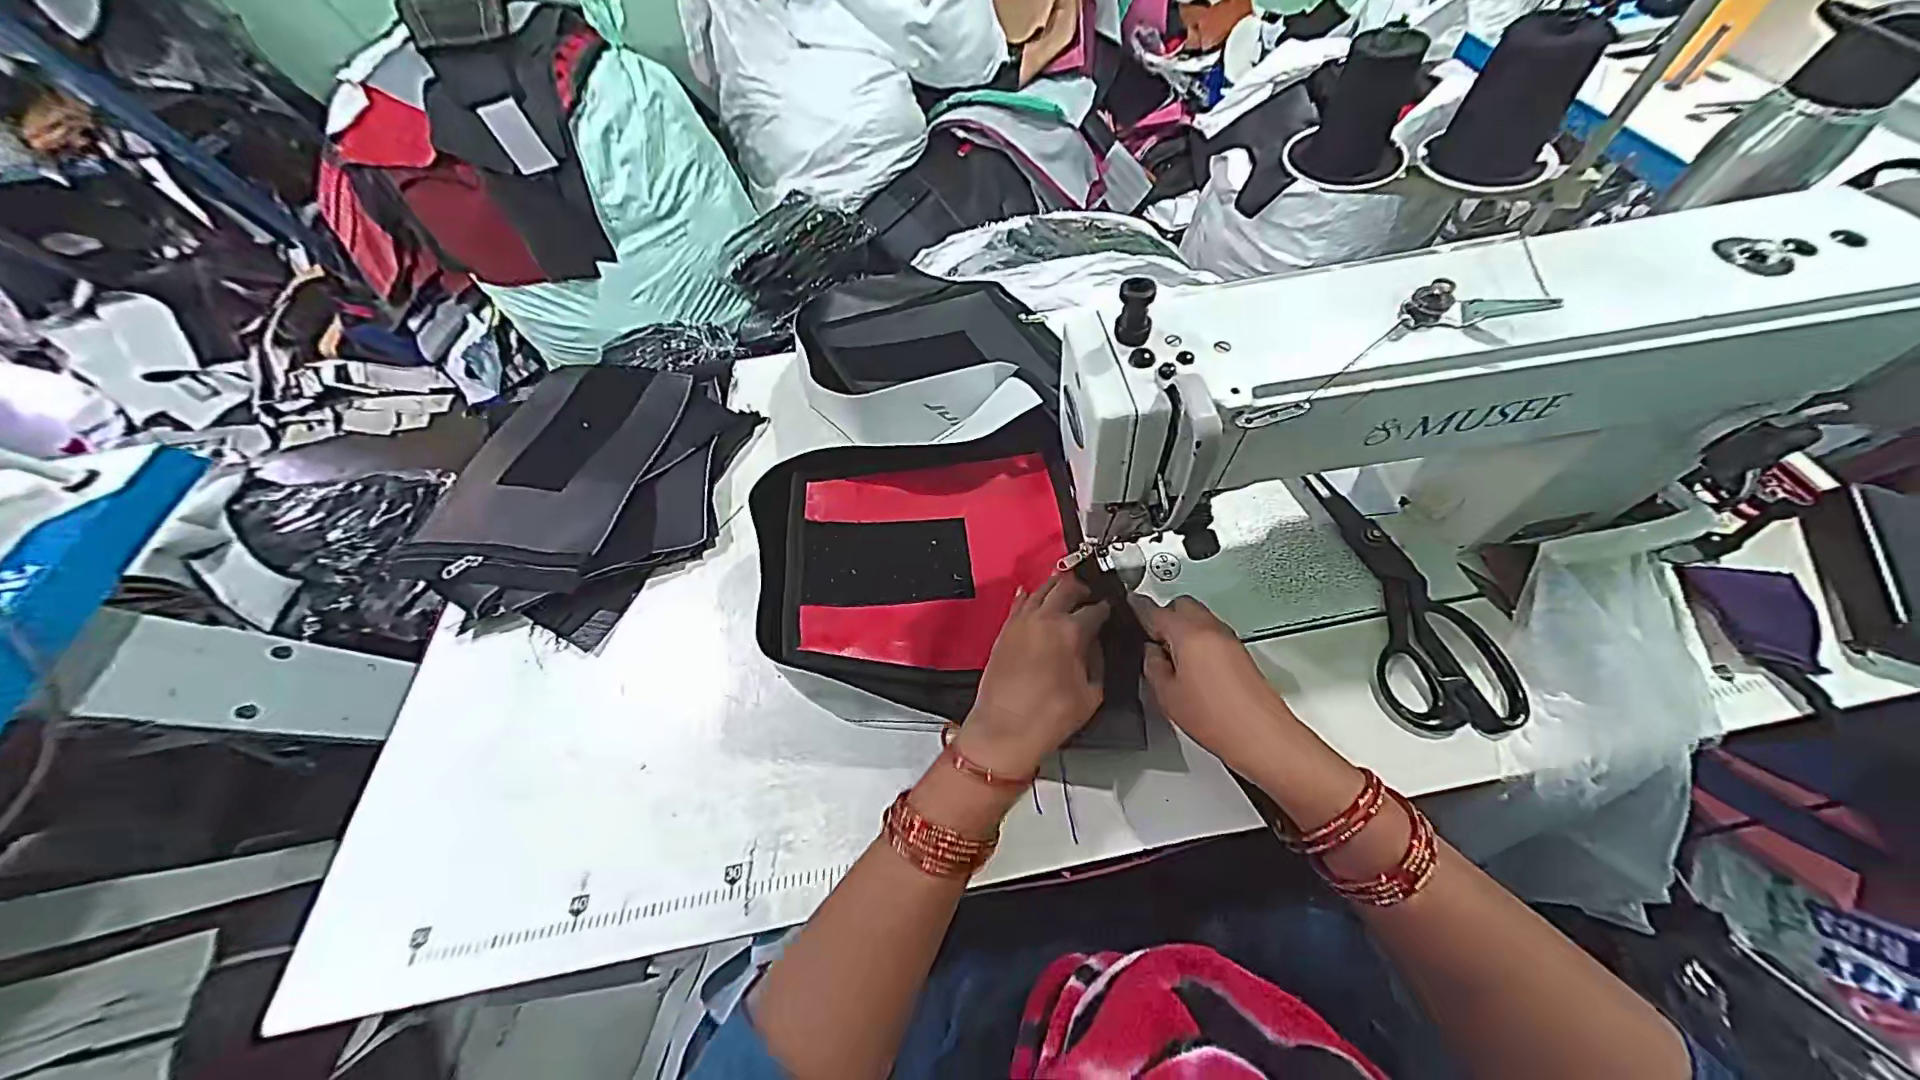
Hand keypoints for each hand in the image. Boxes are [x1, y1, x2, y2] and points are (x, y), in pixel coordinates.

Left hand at [957, 573, 1110, 776]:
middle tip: (1089, 594)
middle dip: (1082, 588)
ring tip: (1066, 589)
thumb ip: (1098, 661)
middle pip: (1066, 588)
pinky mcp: (1004, 631)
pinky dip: (1028, 595)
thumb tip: (1096, 647)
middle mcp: (1043, 620)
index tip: (1108, 611)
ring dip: (1056, 586)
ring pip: (1041, 589)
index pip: (1095, 609)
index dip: (1105, 609)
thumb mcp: (1091, 693)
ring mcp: (1021, 623)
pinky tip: (1031, 593)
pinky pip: (1018, 603)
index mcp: (1070, 631)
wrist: (1005, 729)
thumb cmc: (1043, 718)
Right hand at [1131, 594, 1308, 778]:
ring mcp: (1230, 640)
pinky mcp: (1241, 653)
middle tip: (1150, 638)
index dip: (1138, 610)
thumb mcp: (1167, 695)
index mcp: (1189, 634)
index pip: (1156, 611)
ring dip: (1183, 629)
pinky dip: (1199, 641)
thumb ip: (1152, 666)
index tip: (1130, 609)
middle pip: (1181, 605)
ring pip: (1199, 618)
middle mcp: (1212, 630)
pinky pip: (1213, 634)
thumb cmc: (1221, 720)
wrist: (1262, 737)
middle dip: (1164, 616)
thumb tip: (1150, 654)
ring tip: (1170, 658)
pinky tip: (1191, 668)